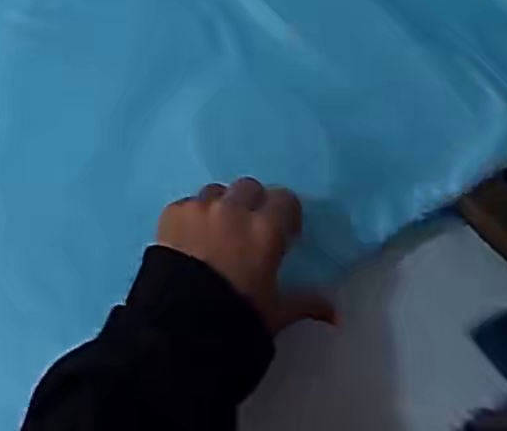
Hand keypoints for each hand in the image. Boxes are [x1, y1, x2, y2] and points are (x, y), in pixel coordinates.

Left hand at [157, 177, 336, 333]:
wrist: (182, 319)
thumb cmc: (238, 316)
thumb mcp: (277, 313)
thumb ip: (306, 303)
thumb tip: (334, 313)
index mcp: (265, 230)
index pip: (284, 198)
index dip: (285, 212)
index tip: (284, 229)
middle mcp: (231, 209)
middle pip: (248, 187)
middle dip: (252, 203)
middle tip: (250, 228)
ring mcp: (198, 206)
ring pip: (215, 191)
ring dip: (220, 205)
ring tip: (218, 232)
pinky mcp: (172, 210)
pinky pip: (187, 202)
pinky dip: (192, 215)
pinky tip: (192, 238)